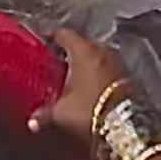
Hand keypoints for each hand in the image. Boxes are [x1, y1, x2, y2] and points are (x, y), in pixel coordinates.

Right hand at [28, 28, 132, 146]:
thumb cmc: (90, 110)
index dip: (52, 36)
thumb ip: (45, 114)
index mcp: (82, 49)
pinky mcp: (128, 74)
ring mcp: (117, 60)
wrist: (129, 125)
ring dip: (86, 63)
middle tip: (56, 63)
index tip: (43, 42)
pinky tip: (92, 86)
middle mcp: (101, 48)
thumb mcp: (63, 113)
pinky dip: (99, 72)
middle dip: (69, 52)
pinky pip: (108, 67)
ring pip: (96, 55)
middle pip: (81, 44)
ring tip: (74, 77)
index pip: (63, 33)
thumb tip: (31, 121)